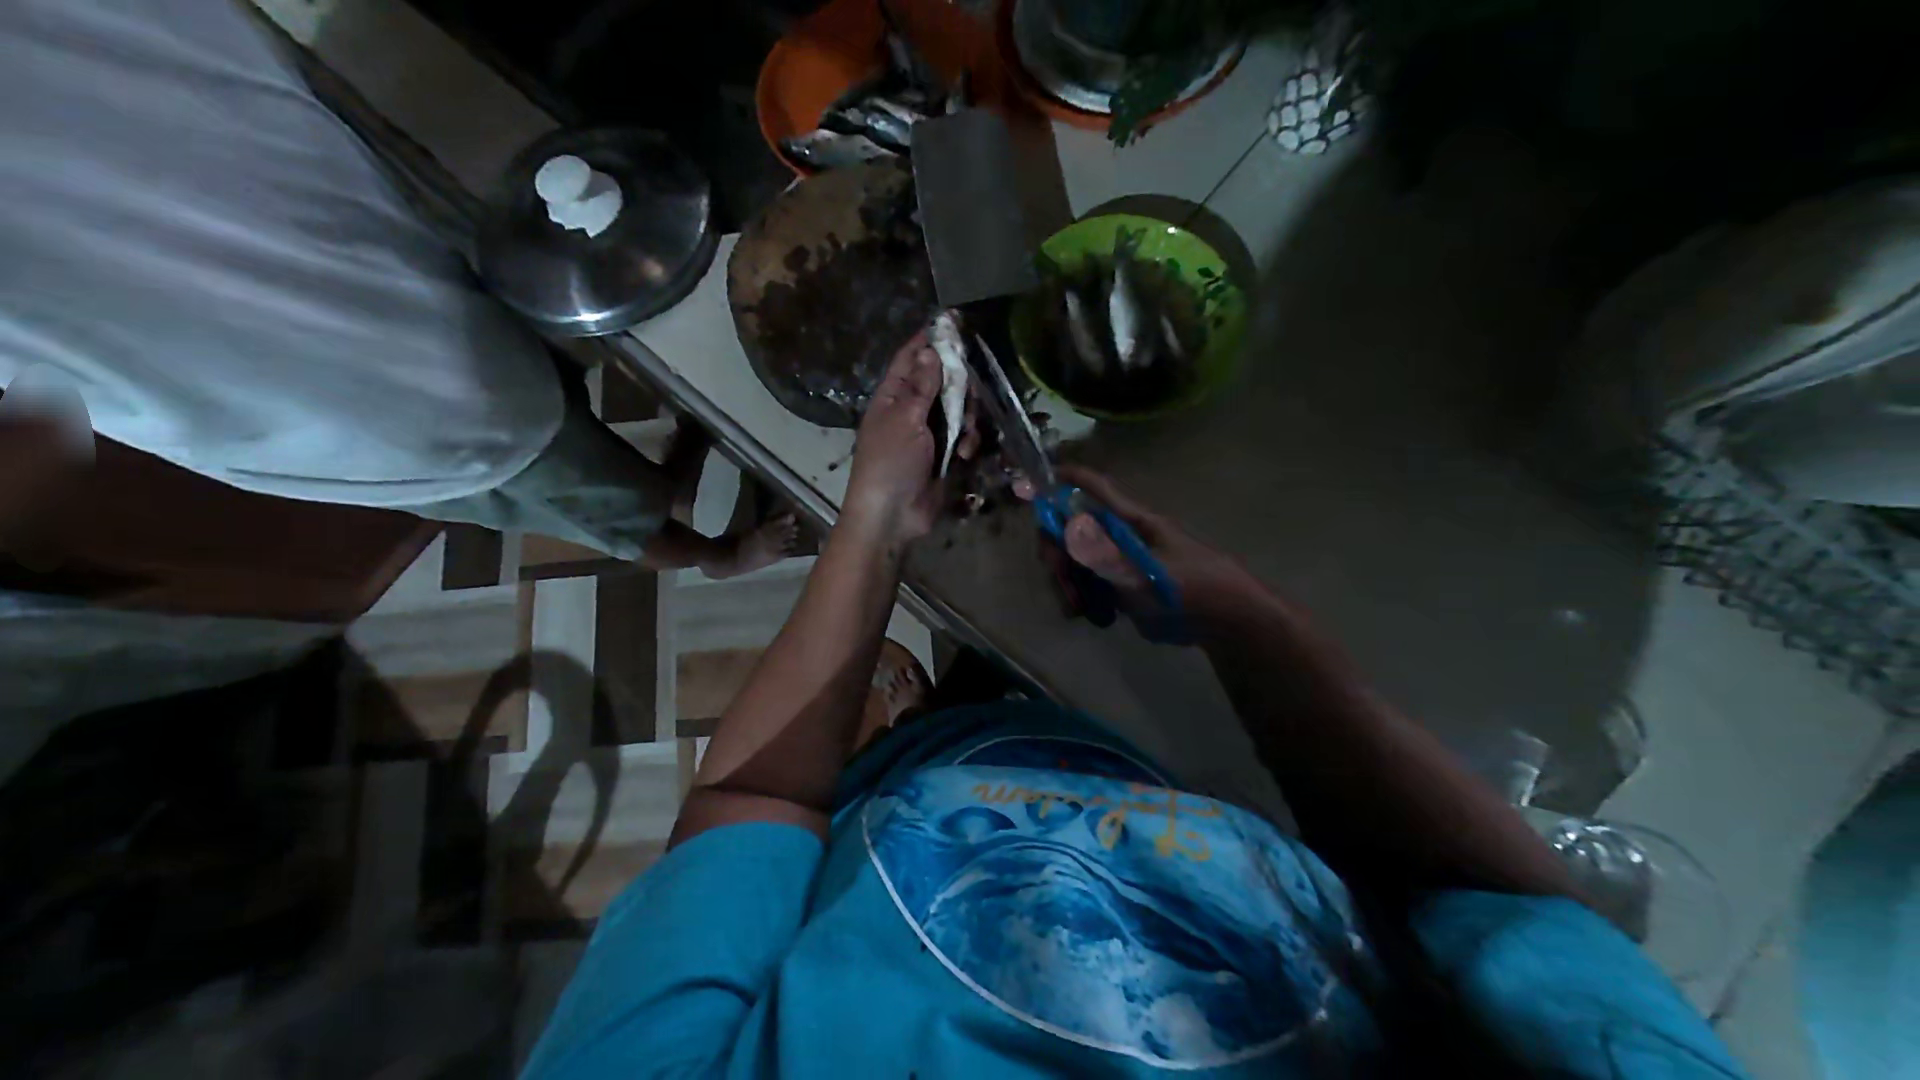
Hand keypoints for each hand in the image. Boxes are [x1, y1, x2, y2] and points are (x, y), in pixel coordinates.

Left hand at [842, 330, 976, 549]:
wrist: (893, 515)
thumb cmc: (890, 462)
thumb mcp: (905, 417)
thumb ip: (921, 384)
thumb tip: (929, 348)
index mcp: (892, 396)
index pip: (911, 357)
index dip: (930, 339)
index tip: (954, 322)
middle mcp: (911, 410)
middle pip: (943, 381)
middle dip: (959, 386)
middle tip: (967, 395)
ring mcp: (929, 434)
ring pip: (959, 409)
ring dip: (966, 419)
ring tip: (963, 434)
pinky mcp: (945, 456)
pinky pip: (965, 437)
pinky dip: (967, 443)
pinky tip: (963, 455)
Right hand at [1040, 465, 1266, 630]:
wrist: (1226, 622)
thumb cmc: (1193, 588)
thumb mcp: (1146, 572)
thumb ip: (1104, 554)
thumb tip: (1064, 530)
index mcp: (1134, 522)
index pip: (1098, 489)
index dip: (1070, 478)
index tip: (1040, 479)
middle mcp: (1122, 537)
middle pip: (1074, 530)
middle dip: (1057, 551)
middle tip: (1059, 576)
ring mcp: (1122, 563)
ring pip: (1078, 563)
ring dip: (1068, 582)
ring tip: (1076, 608)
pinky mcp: (1124, 589)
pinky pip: (1090, 587)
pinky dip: (1082, 600)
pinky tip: (1089, 615)